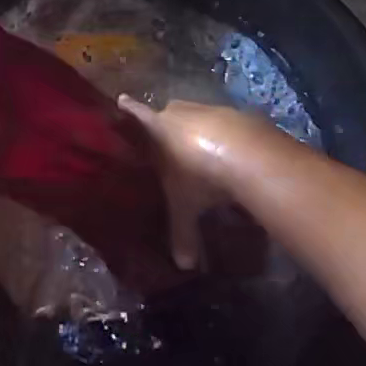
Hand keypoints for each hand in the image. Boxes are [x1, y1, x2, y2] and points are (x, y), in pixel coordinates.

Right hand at [119, 96, 296, 270]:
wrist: (244, 150)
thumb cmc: (199, 174)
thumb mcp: (186, 207)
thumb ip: (182, 234)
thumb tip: (183, 266)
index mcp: (156, 127)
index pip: (135, 114)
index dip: (128, 108)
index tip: (121, 99)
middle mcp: (177, 112)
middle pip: (167, 114)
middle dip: (167, 126)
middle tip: (167, 141)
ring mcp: (206, 108)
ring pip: (195, 117)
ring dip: (196, 131)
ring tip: (201, 151)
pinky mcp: (232, 112)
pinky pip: (220, 123)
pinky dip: (221, 135)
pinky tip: (230, 153)